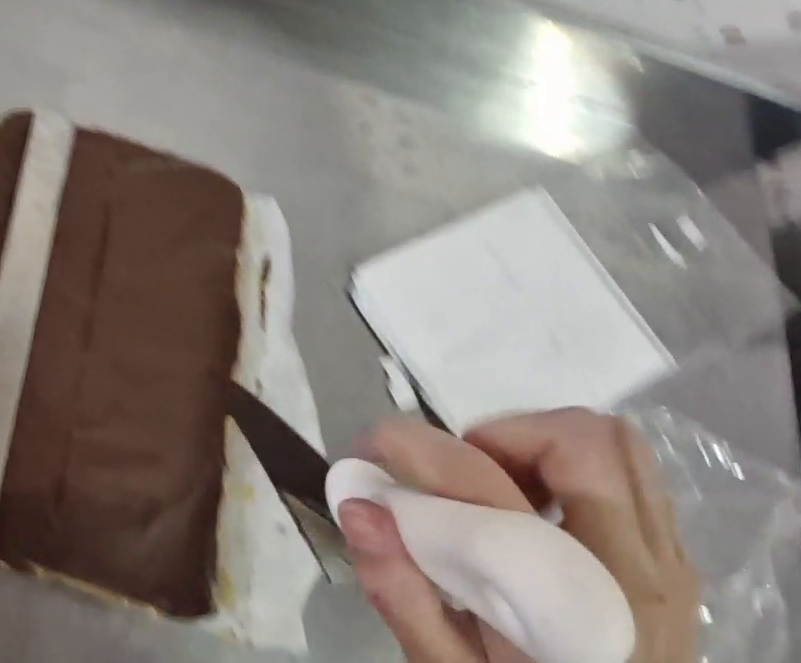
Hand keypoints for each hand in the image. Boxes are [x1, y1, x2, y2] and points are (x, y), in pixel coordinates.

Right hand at [341, 410, 697, 662]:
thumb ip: (404, 596)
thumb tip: (358, 508)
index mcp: (574, 592)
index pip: (487, 476)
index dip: (414, 444)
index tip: (372, 457)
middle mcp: (639, 565)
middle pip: (582, 437)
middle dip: (496, 436)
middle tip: (450, 479)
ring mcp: (668, 564)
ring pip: (616, 447)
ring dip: (534, 448)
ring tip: (488, 491)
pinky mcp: (673, 566)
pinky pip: (629, 480)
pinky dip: (565, 471)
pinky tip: (526, 516)